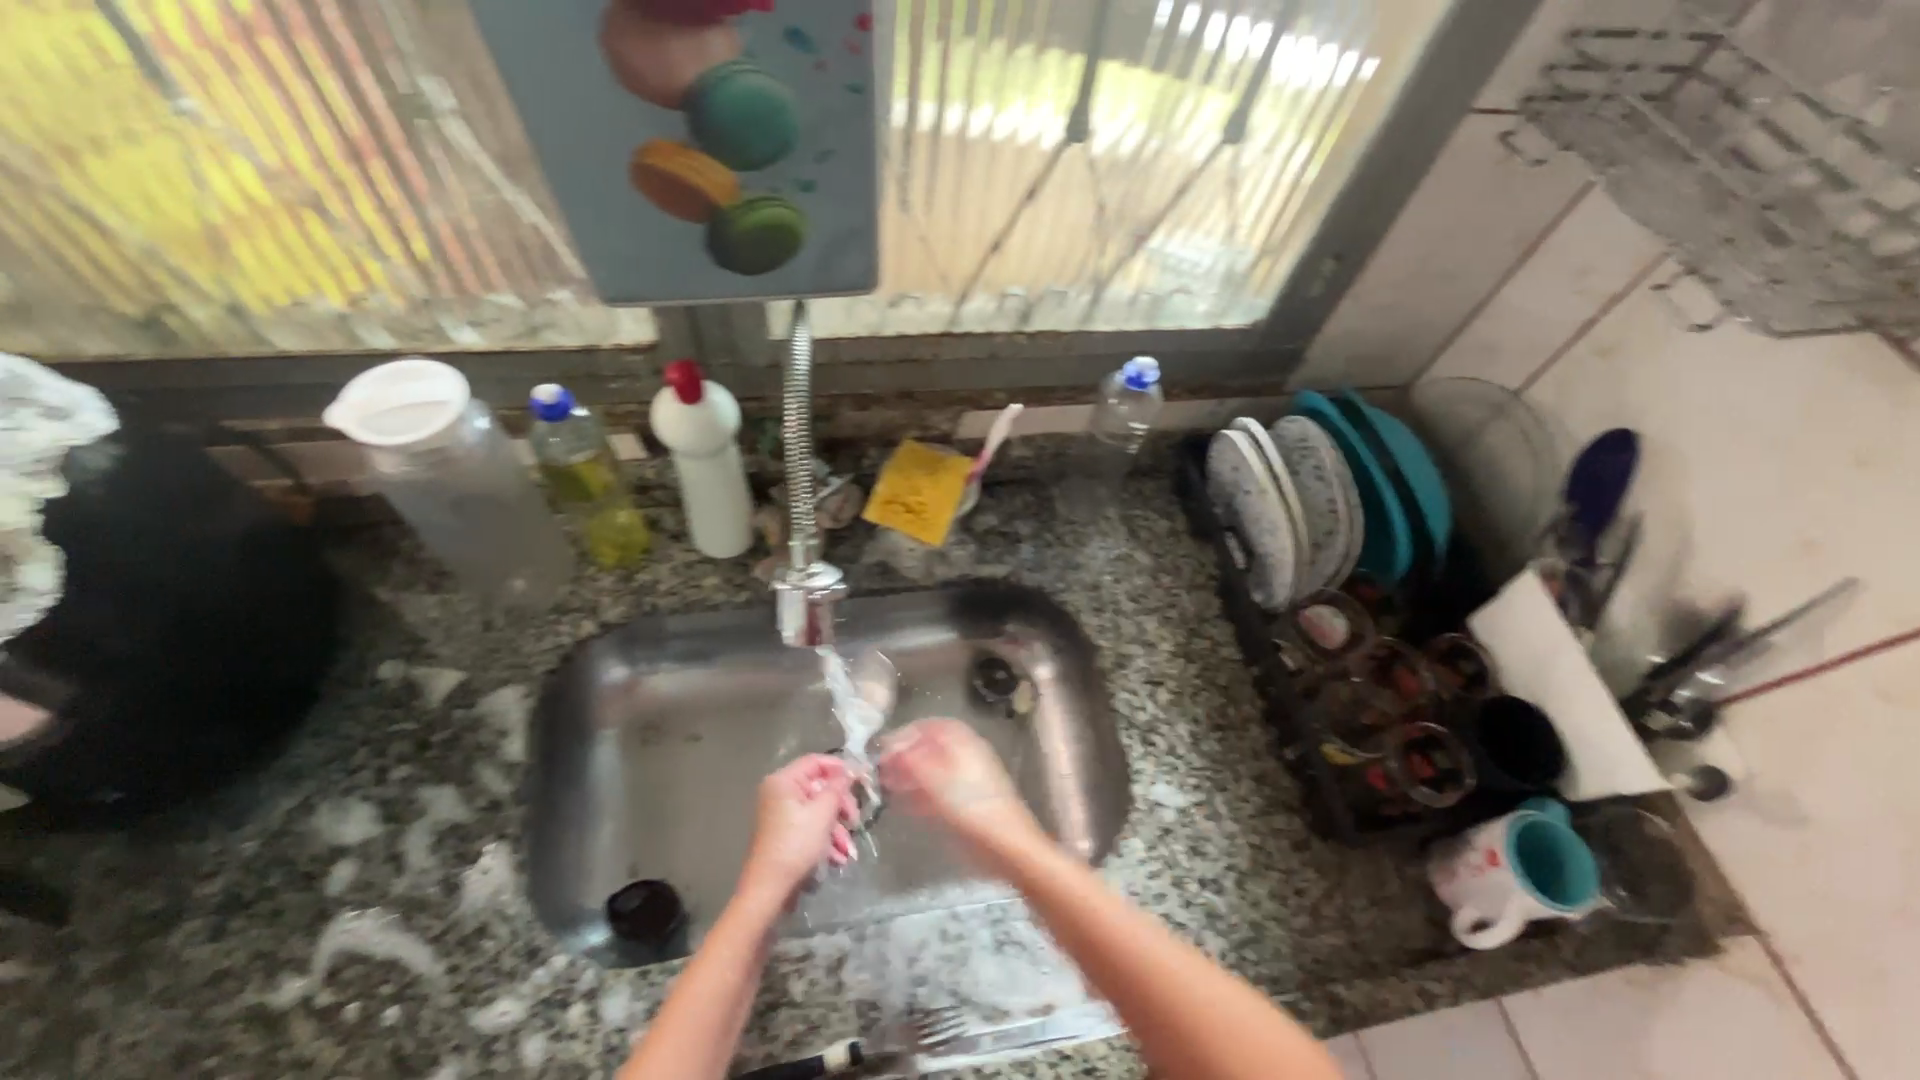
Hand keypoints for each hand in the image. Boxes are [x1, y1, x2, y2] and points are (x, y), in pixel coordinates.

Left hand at [737, 755, 858, 909]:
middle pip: (819, 788)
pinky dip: (825, 838)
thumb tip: (850, 771)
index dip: (840, 768)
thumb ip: (838, 788)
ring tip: (848, 850)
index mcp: (783, 781)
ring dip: (836, 829)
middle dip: (840, 806)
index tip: (862, 778)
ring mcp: (781, 813)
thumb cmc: (796, 844)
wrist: (769, 887)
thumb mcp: (822, 813)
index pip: (816, 762)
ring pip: (818, 810)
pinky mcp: (784, 832)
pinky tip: (838, 857)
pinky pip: (810, 826)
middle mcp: (779, 792)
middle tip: (855, 820)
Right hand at [878, 718, 1044, 871]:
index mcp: (964, 744)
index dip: (907, 733)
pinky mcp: (966, 804)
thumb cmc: (973, 809)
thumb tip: (891, 748)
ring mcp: (967, 781)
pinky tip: (903, 804)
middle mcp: (966, 757)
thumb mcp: (938, 782)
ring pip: (933, 771)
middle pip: (930, 749)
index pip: (932, 727)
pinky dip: (919, 794)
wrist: (1007, 846)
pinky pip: (938, 792)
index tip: (885, 747)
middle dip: (905, 756)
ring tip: (886, 786)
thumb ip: (911, 762)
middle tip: (881, 768)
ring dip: (909, 775)